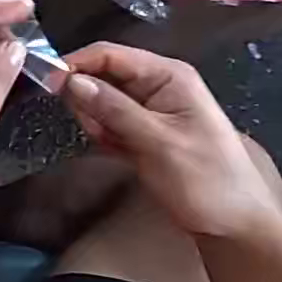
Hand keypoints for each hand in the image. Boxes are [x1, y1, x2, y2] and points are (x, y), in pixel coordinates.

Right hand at [62, 42, 281, 239]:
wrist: (234, 226)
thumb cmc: (205, 179)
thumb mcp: (159, 142)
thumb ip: (114, 109)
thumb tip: (71, 81)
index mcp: (167, 75)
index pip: (110, 55)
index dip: (77, 64)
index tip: (47, 84)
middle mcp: (155, 85)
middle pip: (101, 76)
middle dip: (88, 100)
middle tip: (95, 131)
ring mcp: (147, 109)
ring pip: (99, 101)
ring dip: (96, 122)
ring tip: (113, 146)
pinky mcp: (139, 132)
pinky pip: (107, 123)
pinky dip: (103, 136)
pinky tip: (118, 153)